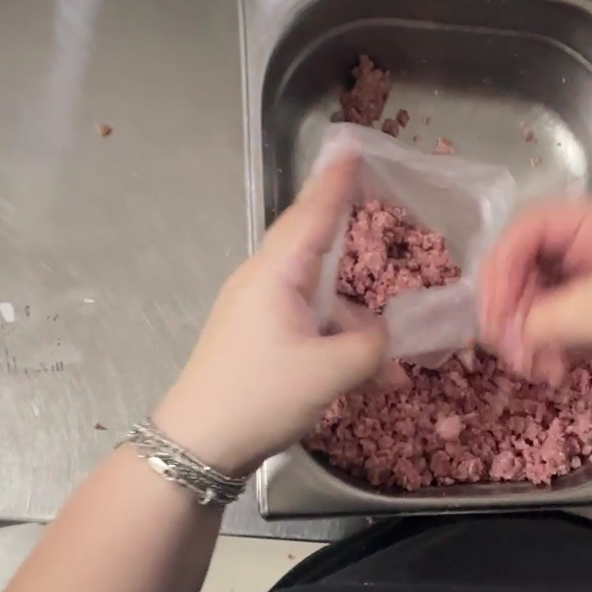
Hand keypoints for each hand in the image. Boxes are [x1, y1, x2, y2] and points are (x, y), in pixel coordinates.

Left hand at [152, 155, 386, 474]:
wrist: (200, 443)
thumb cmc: (260, 395)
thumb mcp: (329, 372)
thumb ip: (372, 348)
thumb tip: (389, 340)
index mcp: (276, 275)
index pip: (312, 216)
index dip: (336, 184)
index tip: (353, 149)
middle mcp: (265, 285)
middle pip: (317, 252)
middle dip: (350, 242)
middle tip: (377, 216)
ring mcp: (261, 315)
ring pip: (322, 304)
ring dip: (357, 330)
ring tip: (390, 368)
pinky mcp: (262, 343)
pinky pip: (312, 331)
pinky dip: (341, 348)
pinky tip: (369, 379)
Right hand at [475, 201, 591, 403]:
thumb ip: (555, 315)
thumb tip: (511, 333)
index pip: (529, 230)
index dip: (502, 265)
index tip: (492, 308)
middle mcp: (586, 252)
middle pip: (522, 269)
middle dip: (510, 309)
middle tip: (506, 346)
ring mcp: (586, 291)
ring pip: (530, 306)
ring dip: (523, 338)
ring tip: (534, 368)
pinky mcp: (589, 328)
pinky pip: (546, 335)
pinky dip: (541, 355)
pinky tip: (553, 374)